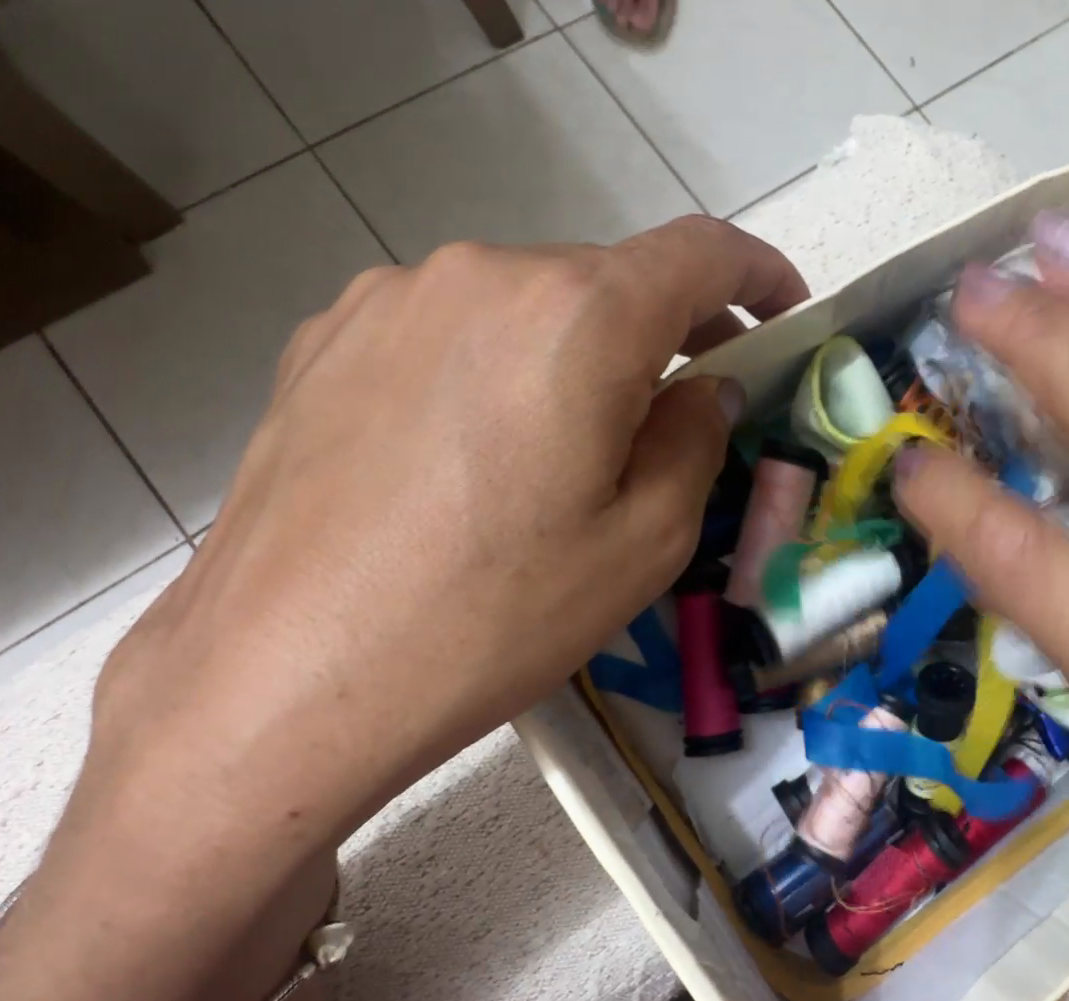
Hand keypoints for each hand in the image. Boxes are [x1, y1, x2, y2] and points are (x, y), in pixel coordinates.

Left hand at [0, 217, 804, 1000]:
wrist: (283, 680)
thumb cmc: (496, 615)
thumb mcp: (646, 542)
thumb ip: (697, 438)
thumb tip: (706, 387)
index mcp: (579, 316)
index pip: (702, 252)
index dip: (761, 274)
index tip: (785, 316)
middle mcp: (483, 274)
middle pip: (613, 280)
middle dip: (671, 333)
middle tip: (691, 408)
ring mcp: (391, 298)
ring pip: (533, 305)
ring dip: (585, 353)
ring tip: (579, 446)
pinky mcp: (328, 340)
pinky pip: (456, 329)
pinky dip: (506, 365)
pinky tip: (485, 452)